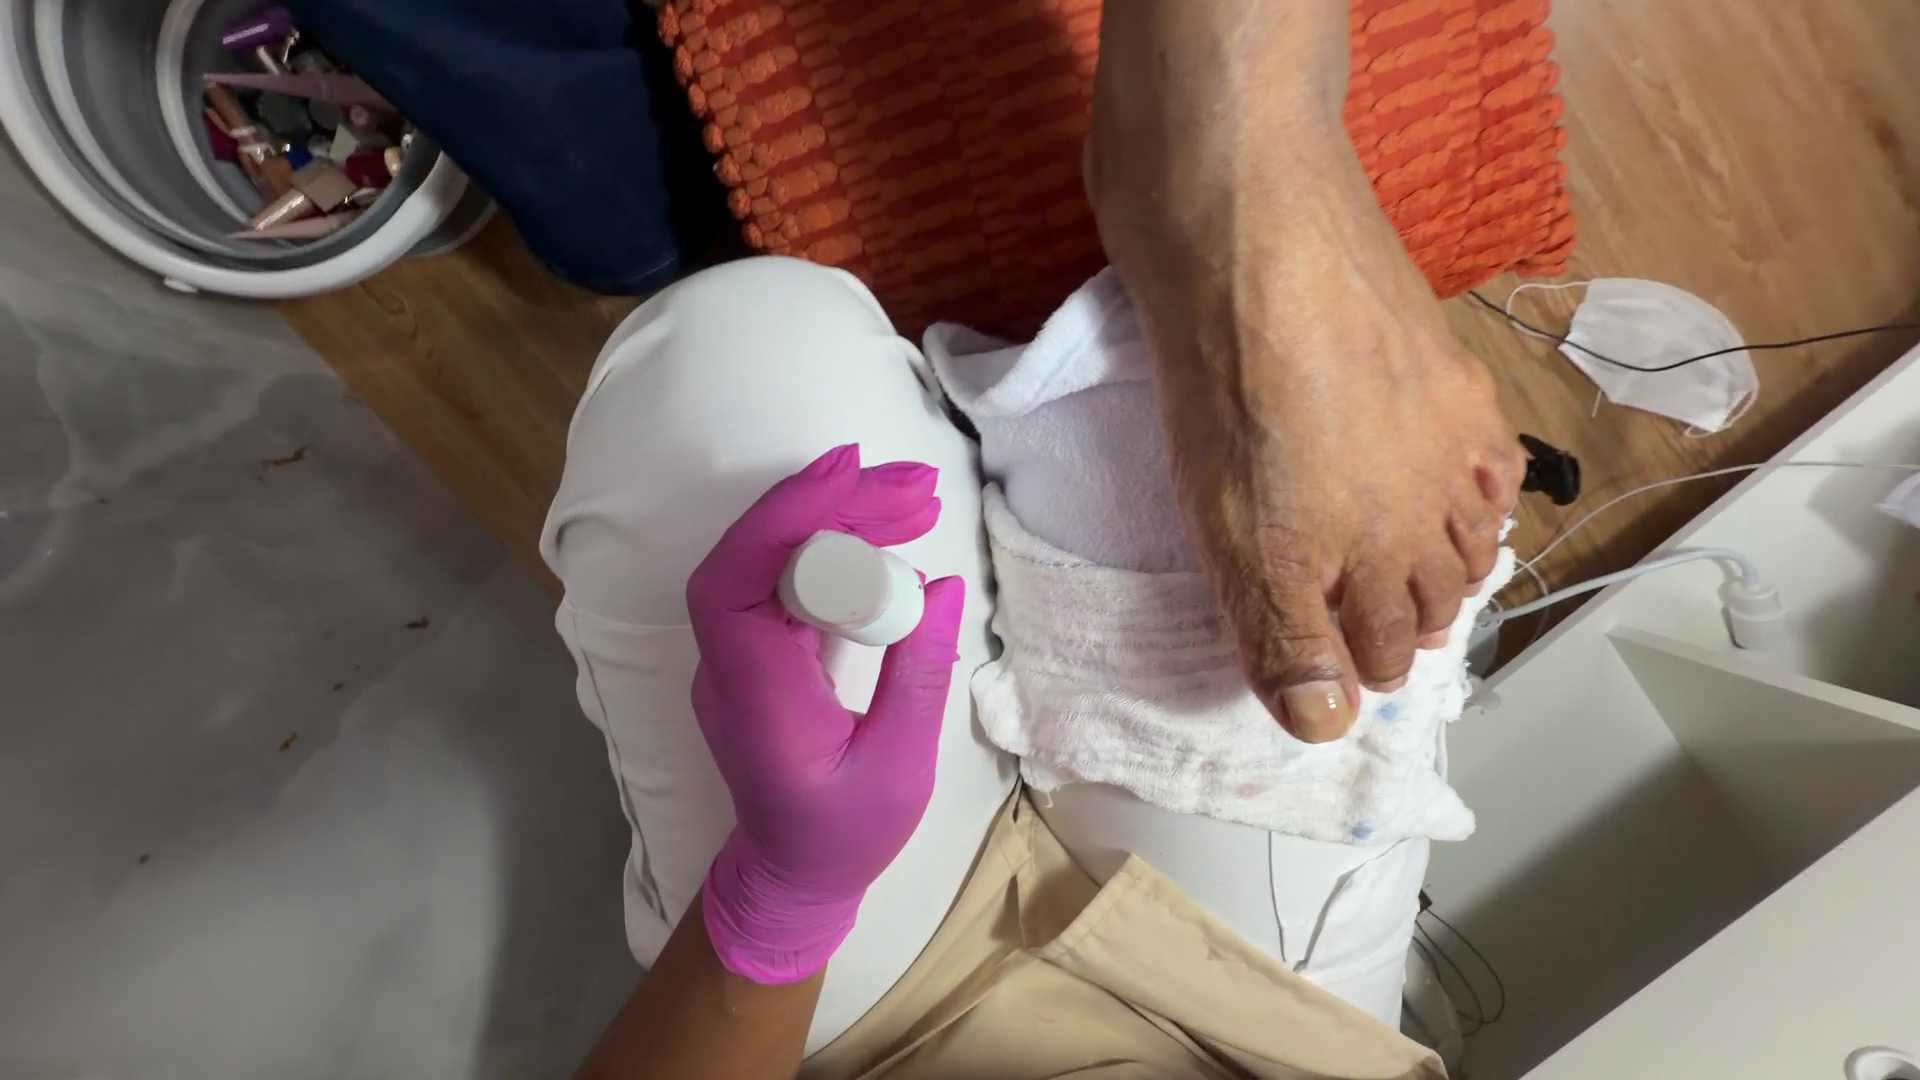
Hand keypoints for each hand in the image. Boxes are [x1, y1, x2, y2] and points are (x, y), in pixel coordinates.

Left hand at [685, 444, 965, 983]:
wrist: (793, 871)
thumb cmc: (843, 835)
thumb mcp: (900, 767)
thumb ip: (919, 675)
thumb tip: (942, 585)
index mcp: (752, 694)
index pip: (736, 581)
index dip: (783, 516)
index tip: (847, 473)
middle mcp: (732, 660)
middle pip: (763, 551)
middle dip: (836, 504)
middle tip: (917, 485)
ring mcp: (743, 650)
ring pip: (778, 557)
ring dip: (844, 518)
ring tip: (918, 501)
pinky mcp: (765, 647)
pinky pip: (794, 579)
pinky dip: (841, 547)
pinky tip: (890, 534)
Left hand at [1091, 0, 1525, 742]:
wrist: (1244, 239)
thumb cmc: (1218, 390)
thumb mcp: (1228, 529)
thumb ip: (1279, 626)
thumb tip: (1324, 729)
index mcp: (1358, 545)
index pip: (1376, 644)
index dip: (1355, 672)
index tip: (1340, 684)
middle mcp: (1421, 497)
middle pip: (1426, 596)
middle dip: (1395, 631)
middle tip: (1372, 644)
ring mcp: (1441, 426)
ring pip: (1462, 534)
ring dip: (1439, 574)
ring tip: (1415, 592)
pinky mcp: (1441, 366)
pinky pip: (1478, 461)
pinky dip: (1473, 500)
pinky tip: (1462, 501)